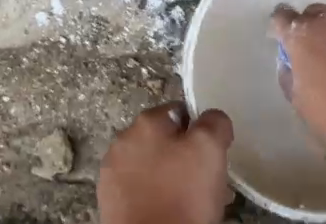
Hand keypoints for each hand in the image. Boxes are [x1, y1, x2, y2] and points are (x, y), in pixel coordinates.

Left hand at [97, 102, 235, 223]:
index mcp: (145, 121)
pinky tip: (172, 213)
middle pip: (164, 142)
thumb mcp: (209, 149)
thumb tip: (212, 118)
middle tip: (206, 182)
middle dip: (186, 158)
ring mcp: (113, 175)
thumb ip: (214, 122)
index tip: (212, 154)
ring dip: (172, 179)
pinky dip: (156, 199)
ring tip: (193, 203)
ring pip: (153, 169)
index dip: (199, 131)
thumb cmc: (182, 195)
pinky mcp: (110, 205)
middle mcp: (123, 141)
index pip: (179, 112)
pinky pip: (140, 193)